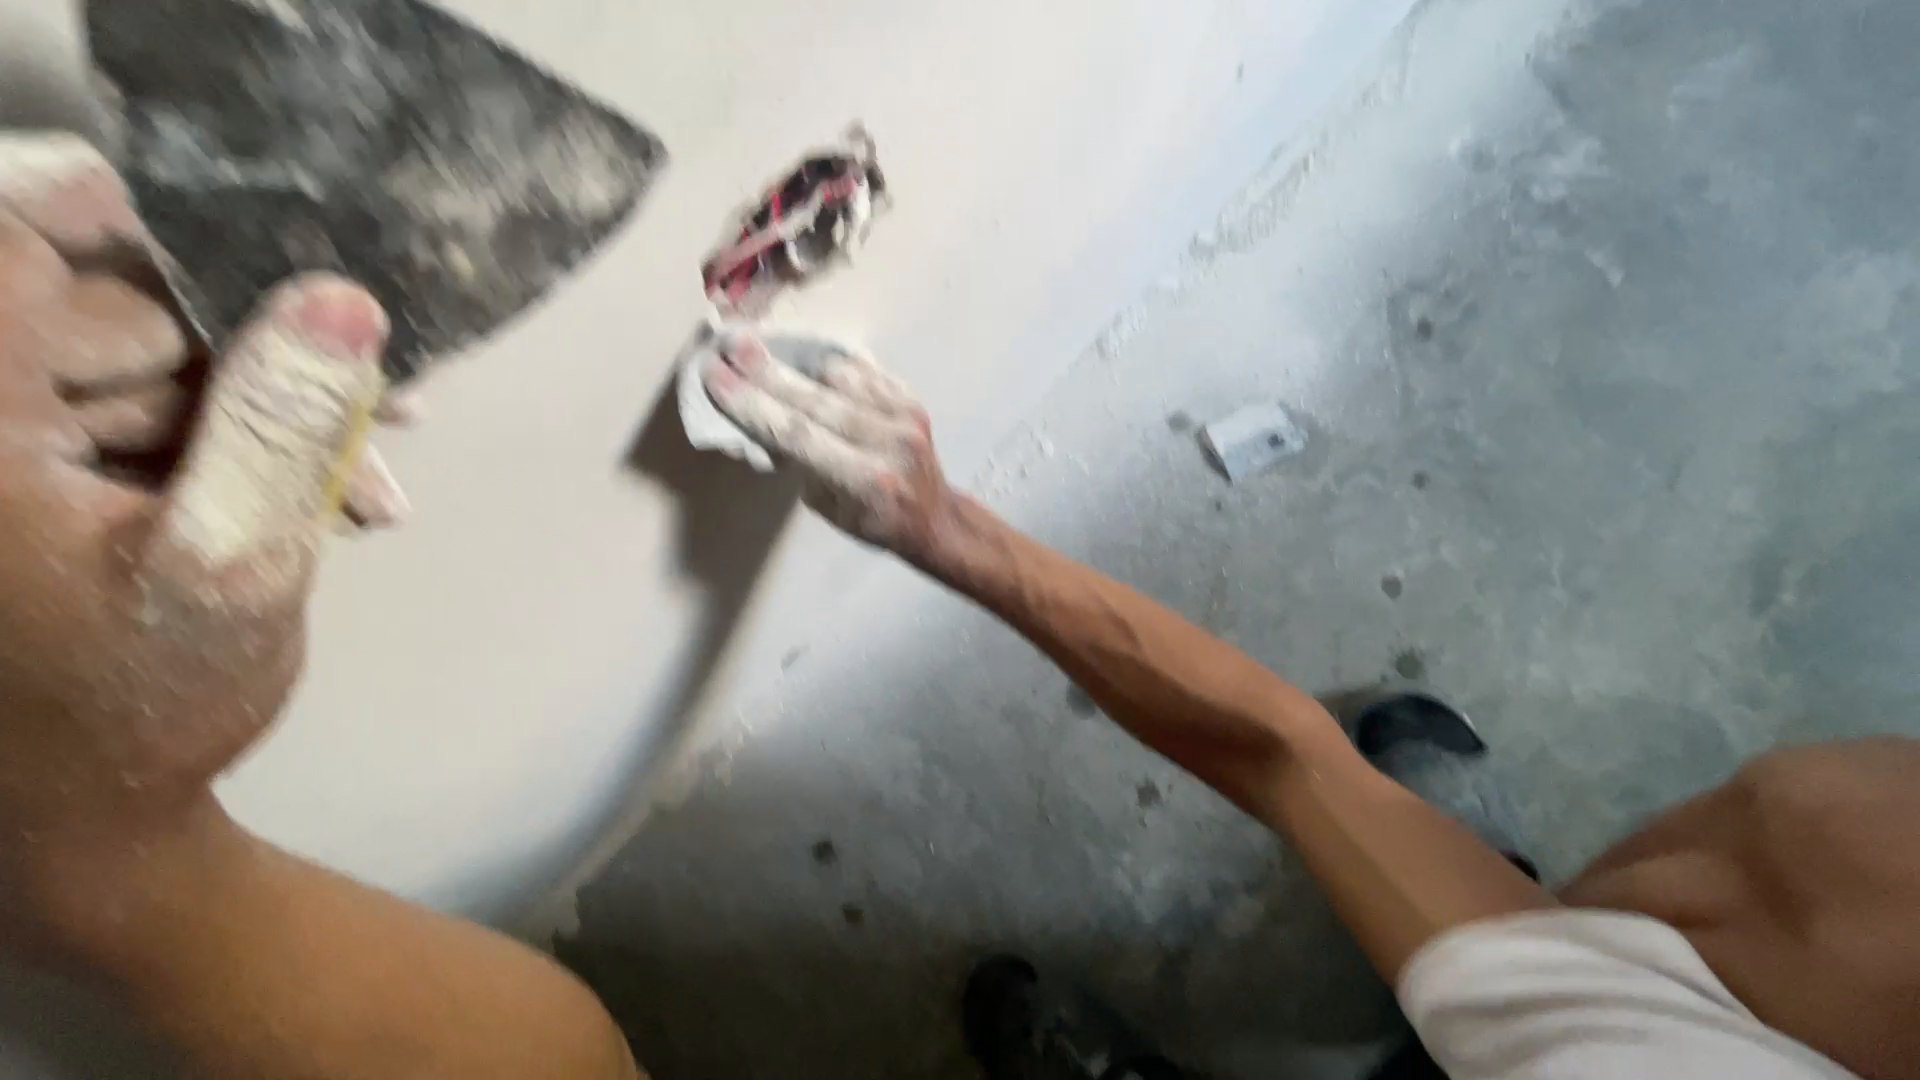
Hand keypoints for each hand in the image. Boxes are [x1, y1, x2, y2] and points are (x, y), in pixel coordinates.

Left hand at [0, 137, 391, 903]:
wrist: (76, 826)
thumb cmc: (136, 704)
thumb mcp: (233, 561)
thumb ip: (284, 423)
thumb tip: (343, 300)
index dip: (105, 204)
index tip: (242, 220)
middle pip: (102, 315)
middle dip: (257, 360)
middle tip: (383, 413)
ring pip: (143, 376)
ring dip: (272, 419)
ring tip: (373, 485)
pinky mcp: (31, 484)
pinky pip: (144, 426)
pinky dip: (240, 451)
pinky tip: (327, 499)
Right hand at [702, 333, 955, 557]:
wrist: (935, 516)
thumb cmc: (873, 521)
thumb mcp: (827, 509)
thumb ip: (800, 464)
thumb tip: (766, 417)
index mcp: (864, 479)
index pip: (797, 434)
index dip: (753, 404)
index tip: (716, 376)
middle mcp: (887, 442)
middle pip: (814, 399)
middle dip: (765, 372)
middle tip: (730, 344)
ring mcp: (904, 417)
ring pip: (839, 376)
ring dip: (804, 370)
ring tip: (775, 363)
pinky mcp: (913, 400)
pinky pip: (864, 370)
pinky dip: (836, 369)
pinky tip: (816, 369)